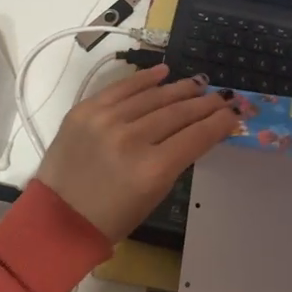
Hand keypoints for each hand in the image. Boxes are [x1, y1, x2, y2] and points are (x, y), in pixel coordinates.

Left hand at [35, 65, 240, 241]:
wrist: (58, 218)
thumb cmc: (111, 217)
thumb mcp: (154, 194)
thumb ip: (176, 159)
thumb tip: (199, 131)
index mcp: (152, 169)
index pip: (196, 136)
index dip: (219, 122)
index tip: (233, 113)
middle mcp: (131, 139)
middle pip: (178, 113)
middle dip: (204, 104)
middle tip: (222, 96)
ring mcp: (105, 121)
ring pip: (152, 97)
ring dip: (179, 89)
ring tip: (198, 83)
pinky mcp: (85, 111)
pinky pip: (120, 88)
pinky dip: (144, 79)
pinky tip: (163, 72)